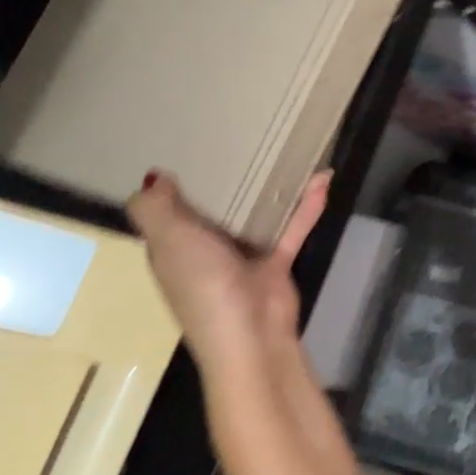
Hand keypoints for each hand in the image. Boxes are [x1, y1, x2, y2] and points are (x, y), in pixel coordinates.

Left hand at [127, 169, 330, 367]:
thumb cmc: (202, 285)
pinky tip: (321, 181)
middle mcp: (205, 251)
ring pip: (256, 216)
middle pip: (214, 211)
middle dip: (225, 181)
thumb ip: (155, 209)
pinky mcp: (277, 263)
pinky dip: (306, 208)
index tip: (185, 149)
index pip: (166, 212)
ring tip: (284, 155)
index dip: (172, 184)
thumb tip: (154, 177)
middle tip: (239, 141)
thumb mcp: (168, 241)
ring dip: (270, 190)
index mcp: (171, 248)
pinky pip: (292, 229)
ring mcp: (243, 258)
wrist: (251, 334)